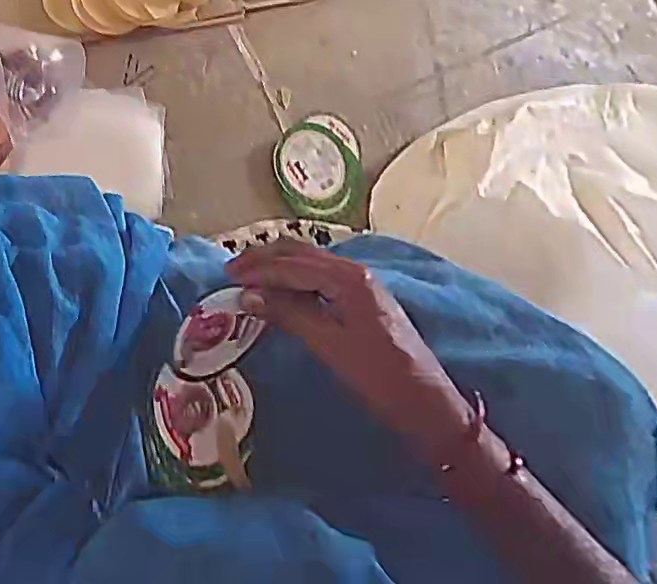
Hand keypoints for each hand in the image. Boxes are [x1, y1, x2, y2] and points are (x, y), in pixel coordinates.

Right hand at [229, 240, 476, 459]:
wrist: (428, 403)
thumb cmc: (379, 376)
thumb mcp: (329, 345)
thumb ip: (289, 313)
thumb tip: (248, 295)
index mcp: (347, 277)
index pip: (292, 264)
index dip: (258, 270)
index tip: (228, 277)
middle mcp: (353, 270)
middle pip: (299, 252)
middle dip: (264, 259)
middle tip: (233, 271)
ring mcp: (359, 281)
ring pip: (309, 260)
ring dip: (277, 266)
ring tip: (249, 277)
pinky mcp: (361, 295)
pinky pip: (318, 274)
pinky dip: (293, 277)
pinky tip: (279, 289)